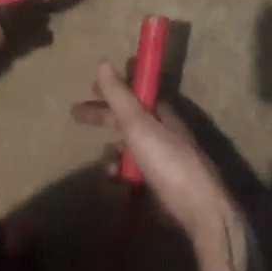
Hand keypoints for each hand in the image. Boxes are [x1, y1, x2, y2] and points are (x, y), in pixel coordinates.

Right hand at [71, 61, 237, 239]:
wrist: (197, 208)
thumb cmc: (168, 162)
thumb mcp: (139, 125)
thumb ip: (120, 96)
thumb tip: (103, 62)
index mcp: (161, 114)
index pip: (134, 93)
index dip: (112, 88)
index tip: (90, 86)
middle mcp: (163, 132)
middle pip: (127, 118)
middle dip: (102, 117)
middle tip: (75, 115)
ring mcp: (162, 158)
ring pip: (128, 147)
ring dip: (111, 151)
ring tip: (105, 163)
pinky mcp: (158, 182)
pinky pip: (132, 171)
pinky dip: (121, 173)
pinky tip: (116, 180)